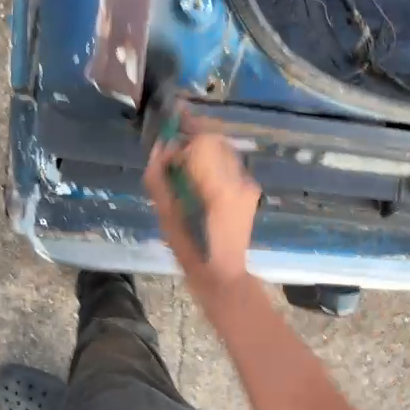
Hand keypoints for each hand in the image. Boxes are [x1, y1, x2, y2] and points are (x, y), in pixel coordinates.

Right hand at [145, 128, 261, 296]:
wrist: (224, 275)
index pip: (203, 141)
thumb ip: (159, 178)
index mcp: (219, 186)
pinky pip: (230, 164)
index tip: (167, 138)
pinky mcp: (250, 190)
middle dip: (193, 136)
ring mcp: (248, 184)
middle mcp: (239, 179)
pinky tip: (201, 178)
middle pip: (216, 139)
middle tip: (174, 145)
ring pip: (224, 149)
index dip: (183, 134)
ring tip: (185, 163)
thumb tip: (158, 149)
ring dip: (204, 148)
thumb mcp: (166, 216)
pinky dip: (214, 162)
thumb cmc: (191, 250)